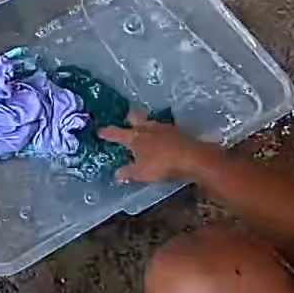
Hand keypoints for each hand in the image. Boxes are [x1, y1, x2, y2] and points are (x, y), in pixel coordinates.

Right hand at [99, 110, 219, 183]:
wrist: (193, 158)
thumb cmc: (162, 165)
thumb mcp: (141, 173)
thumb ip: (128, 173)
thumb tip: (117, 174)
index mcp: (135, 137)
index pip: (116, 133)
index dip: (107, 133)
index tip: (100, 131)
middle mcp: (147, 128)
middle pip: (135, 117)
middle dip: (130, 118)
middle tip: (128, 120)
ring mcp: (164, 128)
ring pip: (151, 122)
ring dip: (147, 125)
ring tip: (146, 130)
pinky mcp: (178, 131)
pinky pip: (165, 129)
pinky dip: (161, 133)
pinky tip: (164, 139)